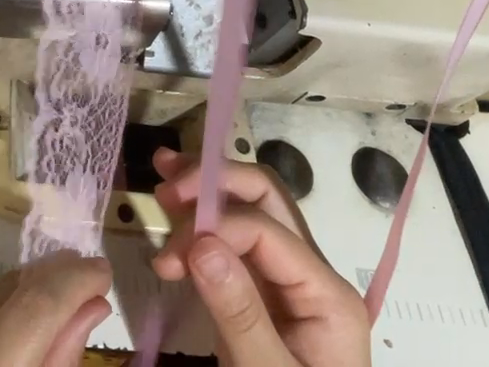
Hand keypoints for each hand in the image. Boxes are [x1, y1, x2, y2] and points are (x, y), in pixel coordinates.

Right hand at [150, 148, 370, 366]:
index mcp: (327, 295)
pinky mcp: (261, 292)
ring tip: (162, 173)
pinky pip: (233, 238)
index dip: (215, 226)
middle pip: (265, 200)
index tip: (169, 258)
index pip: (266, 229)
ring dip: (205, 187)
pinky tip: (171, 197)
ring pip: (248, 208)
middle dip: (214, 185)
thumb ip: (240, 314)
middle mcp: (310, 274)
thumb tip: (200, 243)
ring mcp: (285, 280)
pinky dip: (202, 214)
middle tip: (166, 191)